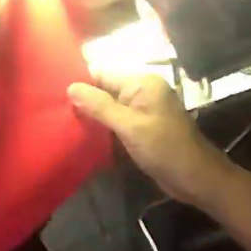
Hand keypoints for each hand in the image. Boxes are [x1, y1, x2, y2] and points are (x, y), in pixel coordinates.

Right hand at [67, 74, 233, 206]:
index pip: (102, 72)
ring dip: (91, 114)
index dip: (79, 81)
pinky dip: (101, 125)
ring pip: (107, 105)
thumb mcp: (129, 126)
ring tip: (62, 121)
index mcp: (141, 82)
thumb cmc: (164, 148)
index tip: (53, 92)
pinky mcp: (141, 125)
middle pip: (103, 87)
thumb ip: (99, 106)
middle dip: (82, 99)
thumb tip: (70, 87)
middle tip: (54, 110)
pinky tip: (82, 133)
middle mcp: (141, 89)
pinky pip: (115, 119)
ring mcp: (142, 108)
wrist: (197, 179)